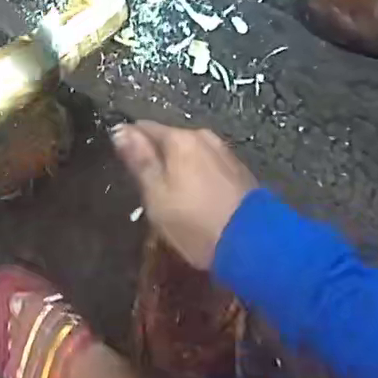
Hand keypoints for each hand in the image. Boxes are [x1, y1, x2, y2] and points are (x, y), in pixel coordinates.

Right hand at [111, 122, 257, 268]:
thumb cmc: (197, 222)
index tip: (128, 169)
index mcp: (179, 138)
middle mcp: (203, 137)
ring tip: (177, 199)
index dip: (131, 145)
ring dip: (181, 168)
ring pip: (191, 154)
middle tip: (152, 190)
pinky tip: (201, 201)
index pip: (143, 127)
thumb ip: (139, 159)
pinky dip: (201, 178)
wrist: (258, 249)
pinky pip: (210, 167)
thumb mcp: (157, 195)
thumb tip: (120, 129)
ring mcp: (226, 153)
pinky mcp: (242, 173)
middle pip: (169, 140)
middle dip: (158, 158)